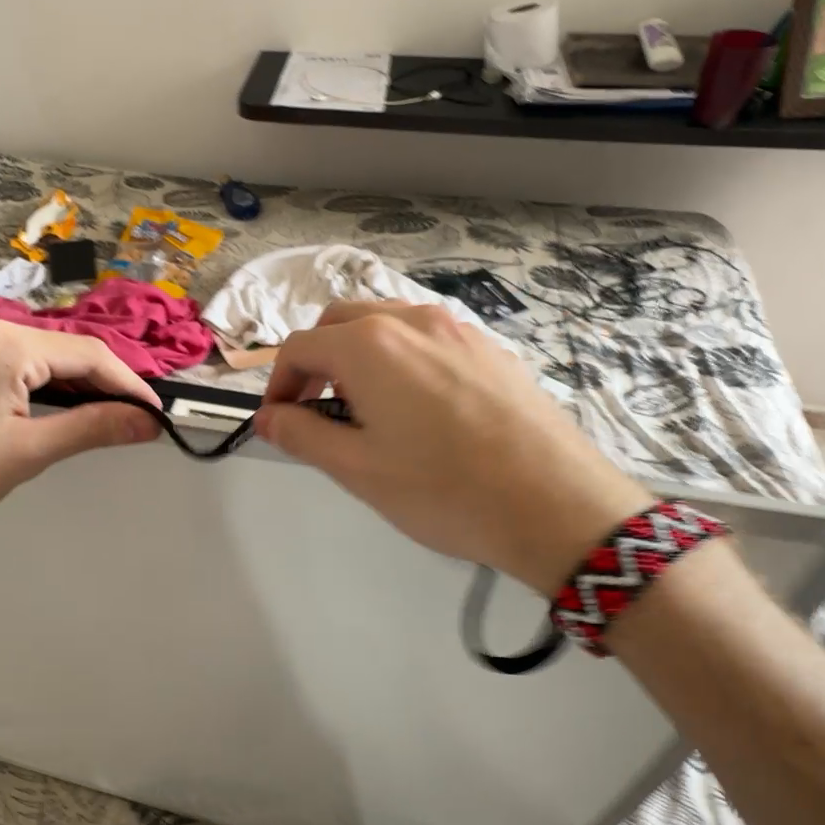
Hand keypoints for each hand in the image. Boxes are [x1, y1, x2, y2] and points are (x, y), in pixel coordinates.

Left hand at [0, 308, 161, 561]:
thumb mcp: (27, 452)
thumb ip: (93, 427)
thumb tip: (146, 422)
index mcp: (2, 344)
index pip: (88, 355)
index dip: (128, 384)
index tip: (156, 413)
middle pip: (63, 348)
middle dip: (101, 383)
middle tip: (134, 418)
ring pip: (38, 350)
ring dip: (71, 379)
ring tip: (102, 414)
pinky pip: (9, 353)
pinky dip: (38, 375)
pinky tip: (55, 401)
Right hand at [255, 302, 649, 592]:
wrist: (557, 503)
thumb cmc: (445, 490)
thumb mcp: (358, 470)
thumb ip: (301, 435)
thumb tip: (268, 416)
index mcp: (370, 344)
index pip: (300, 346)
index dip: (277, 384)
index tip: (279, 422)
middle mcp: (413, 321)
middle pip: (342, 321)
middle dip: (317, 361)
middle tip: (317, 411)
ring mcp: (459, 330)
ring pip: (388, 324)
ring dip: (360, 356)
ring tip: (369, 411)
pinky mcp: (493, 349)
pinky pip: (430, 339)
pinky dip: (404, 359)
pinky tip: (421, 410)